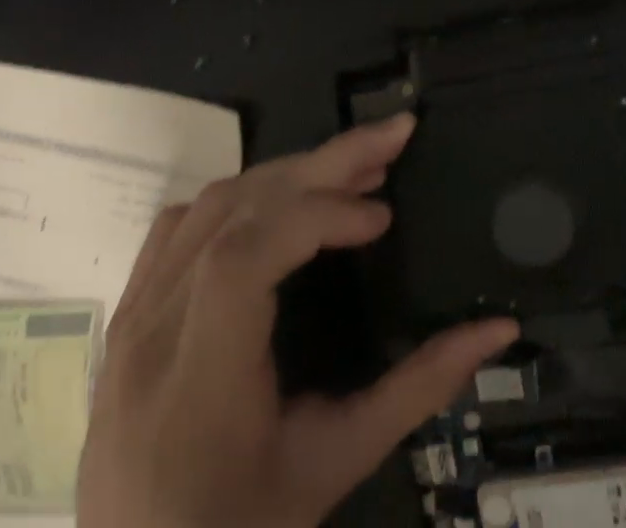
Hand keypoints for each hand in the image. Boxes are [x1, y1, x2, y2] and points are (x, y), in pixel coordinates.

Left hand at [77, 114, 519, 527]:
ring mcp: (130, 323)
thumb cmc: (242, 525)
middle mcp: (154, 335)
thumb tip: (499, 330)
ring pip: (205, 207)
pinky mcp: (127, 321)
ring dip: (286, 174)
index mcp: (203, 379)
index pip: (245, 257)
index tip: (382, 217)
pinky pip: (177, 228)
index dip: (317, 214)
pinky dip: (242, 197)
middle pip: (231, 211)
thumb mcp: (336, 463)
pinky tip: (285, 204)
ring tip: (355, 169)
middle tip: (395, 137)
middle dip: (321, 163)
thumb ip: (419, 389)